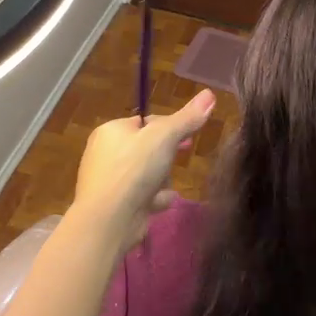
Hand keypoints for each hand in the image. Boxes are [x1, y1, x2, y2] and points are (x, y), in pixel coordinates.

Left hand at [71, 89, 214, 243]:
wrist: (109, 220)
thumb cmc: (133, 170)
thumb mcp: (164, 137)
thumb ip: (187, 118)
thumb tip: (210, 94)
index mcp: (111, 131)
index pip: (145, 122)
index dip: (168, 129)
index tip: (185, 140)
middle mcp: (106, 153)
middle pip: (149, 149)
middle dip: (165, 160)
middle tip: (172, 164)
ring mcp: (110, 180)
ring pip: (149, 174)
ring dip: (162, 181)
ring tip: (160, 189)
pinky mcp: (117, 204)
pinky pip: (144, 195)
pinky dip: (154, 199)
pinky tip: (157, 203)